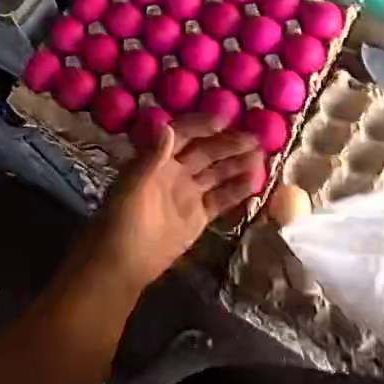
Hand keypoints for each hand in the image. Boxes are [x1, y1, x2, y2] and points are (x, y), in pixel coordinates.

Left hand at [81, 115, 261, 289]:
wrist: (122, 263)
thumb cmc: (122, 221)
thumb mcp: (133, 186)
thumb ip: (153, 157)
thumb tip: (168, 126)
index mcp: (157, 161)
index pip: (183, 135)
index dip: (202, 126)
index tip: (225, 120)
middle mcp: (175, 172)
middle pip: (206, 152)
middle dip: (229, 144)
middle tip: (255, 138)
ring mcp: (188, 194)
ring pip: (218, 173)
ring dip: (238, 164)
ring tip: (261, 157)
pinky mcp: (198, 216)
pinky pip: (221, 198)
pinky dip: (237, 190)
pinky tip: (255, 182)